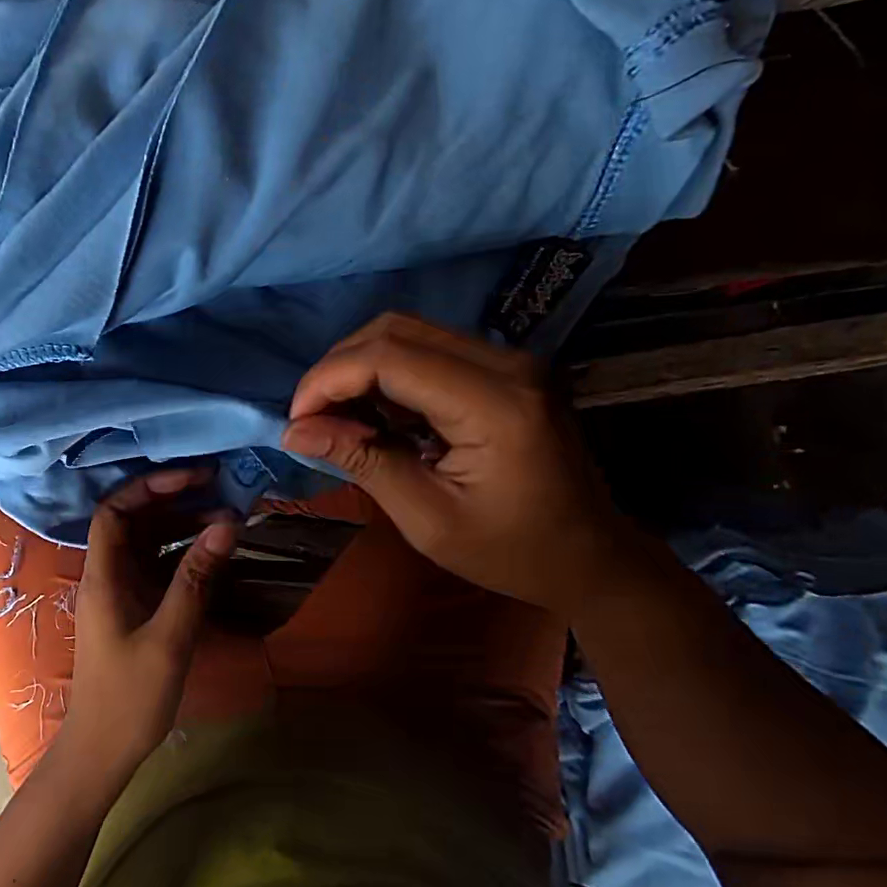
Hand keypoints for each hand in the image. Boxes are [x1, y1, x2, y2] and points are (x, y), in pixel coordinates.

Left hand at [62, 469, 239, 772]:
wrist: (103, 751)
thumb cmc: (129, 697)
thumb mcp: (169, 638)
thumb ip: (195, 580)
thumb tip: (225, 524)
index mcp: (102, 575)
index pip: (115, 511)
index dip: (149, 487)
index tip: (192, 478)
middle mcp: (107, 575)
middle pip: (134, 521)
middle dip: (173, 500)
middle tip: (219, 489)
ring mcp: (121, 592)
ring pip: (149, 543)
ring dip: (182, 526)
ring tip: (226, 517)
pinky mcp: (135, 609)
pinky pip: (158, 567)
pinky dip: (184, 555)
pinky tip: (214, 553)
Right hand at [280, 313, 637, 611]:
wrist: (592, 556)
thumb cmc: (512, 551)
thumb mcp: (427, 519)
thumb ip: (363, 462)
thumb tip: (295, 431)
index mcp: (494, 405)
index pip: (389, 357)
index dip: (328, 380)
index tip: (298, 421)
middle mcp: (506, 364)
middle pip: (394, 330)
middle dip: (337, 368)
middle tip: (310, 418)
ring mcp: (508, 360)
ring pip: (406, 331)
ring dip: (357, 366)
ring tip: (336, 416)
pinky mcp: (502, 368)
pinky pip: (426, 348)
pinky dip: (384, 372)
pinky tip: (373, 411)